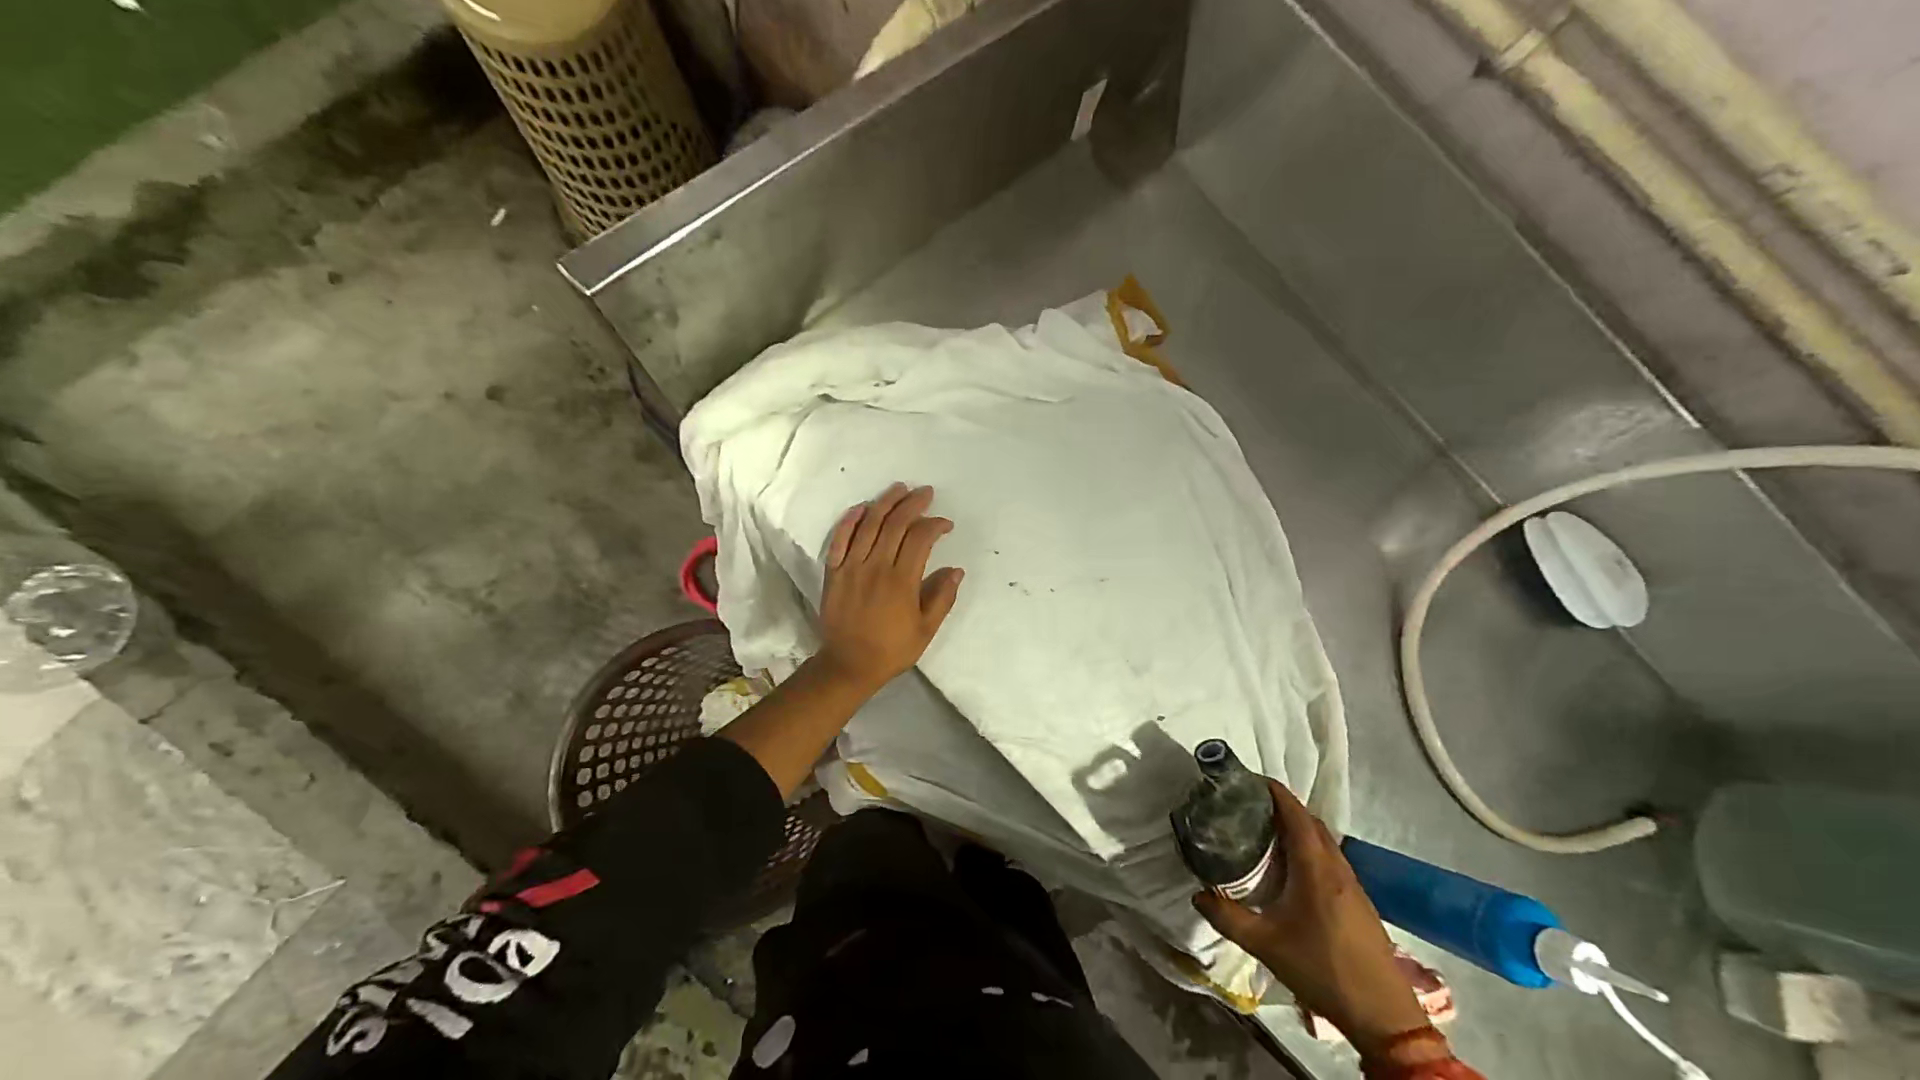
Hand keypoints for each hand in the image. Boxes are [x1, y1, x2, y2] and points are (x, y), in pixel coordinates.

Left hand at [816, 483, 964, 690]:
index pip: (920, 538)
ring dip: (885, 503)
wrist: (848, 664)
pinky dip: (850, 520)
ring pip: (869, 525)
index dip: (935, 525)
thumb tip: (956, 570)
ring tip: (899, 489)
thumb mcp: (926, 629)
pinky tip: (862, 507)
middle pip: (895, 524)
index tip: (945, 524)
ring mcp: (852, 567)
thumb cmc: (892, 649)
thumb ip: (942, 597)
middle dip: (913, 504)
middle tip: (925, 493)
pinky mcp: (834, 571)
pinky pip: (840, 539)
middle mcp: (876, 567)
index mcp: (902, 581)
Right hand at [1193, 779, 1428, 1055]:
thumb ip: (1228, 917)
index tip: (1250, 780)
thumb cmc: (1322, 970)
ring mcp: (1352, 885)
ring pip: (1323, 841)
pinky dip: (1309, 848)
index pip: (1296, 815)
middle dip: (1283, 806)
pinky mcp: (1358, 902)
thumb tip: (1197, 894)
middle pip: (1311, 822)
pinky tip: (1291, 868)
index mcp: (1316, 869)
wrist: (1382, 1015)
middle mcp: (1337, 868)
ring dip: (1297, 828)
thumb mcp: (1265, 945)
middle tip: (1249, 805)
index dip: (1275, 792)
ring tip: (1264, 831)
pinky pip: (1330, 859)